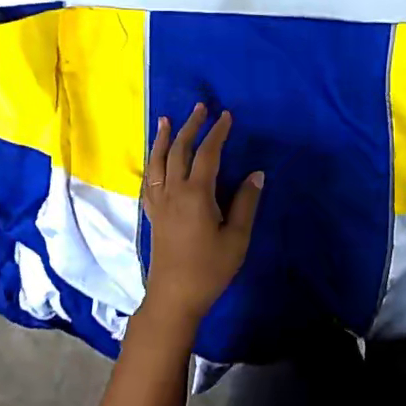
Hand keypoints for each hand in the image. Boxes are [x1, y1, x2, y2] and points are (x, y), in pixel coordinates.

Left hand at [139, 104, 261, 330]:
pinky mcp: (152, 214)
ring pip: (158, 162)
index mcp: (196, 194)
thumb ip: (246, 203)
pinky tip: (154, 159)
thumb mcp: (237, 238)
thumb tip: (256, 174)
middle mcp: (173, 192)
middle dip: (190, 127)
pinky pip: (149, 180)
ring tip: (165, 120)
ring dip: (162, 138)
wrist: (174, 297)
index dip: (217, 133)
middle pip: (179, 150)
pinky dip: (152, 162)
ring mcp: (159, 202)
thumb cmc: (210, 269)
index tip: (226, 116)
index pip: (207, 154)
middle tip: (200, 108)